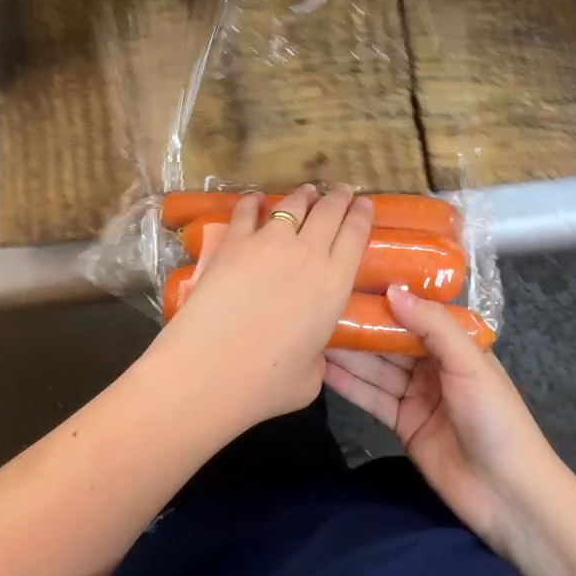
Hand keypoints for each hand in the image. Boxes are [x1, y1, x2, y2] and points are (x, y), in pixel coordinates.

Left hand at [146, 185, 373, 435]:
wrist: (211, 370)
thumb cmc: (266, 384)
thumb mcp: (312, 376)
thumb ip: (318, 353)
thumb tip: (310, 350)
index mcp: (335, 285)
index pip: (356, 235)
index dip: (362, 214)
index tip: (364, 203)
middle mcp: (308, 255)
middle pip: (329, 211)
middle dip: (338, 196)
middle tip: (342, 190)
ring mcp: (269, 243)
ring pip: (294, 205)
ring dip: (304, 195)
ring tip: (307, 191)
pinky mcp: (234, 242)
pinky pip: (247, 211)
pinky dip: (253, 202)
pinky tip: (255, 200)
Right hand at [323, 286, 558, 556]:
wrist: (507, 494)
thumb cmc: (496, 418)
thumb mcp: (469, 363)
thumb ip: (432, 325)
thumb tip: (392, 290)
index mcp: (455, 343)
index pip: (415, 312)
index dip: (385, 297)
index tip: (352, 277)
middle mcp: (433, 364)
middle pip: (390, 339)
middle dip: (359, 323)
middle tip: (320, 304)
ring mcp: (416, 394)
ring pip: (376, 366)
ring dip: (347, 351)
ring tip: (312, 330)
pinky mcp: (402, 424)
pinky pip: (371, 397)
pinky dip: (348, 383)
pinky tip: (322, 367)